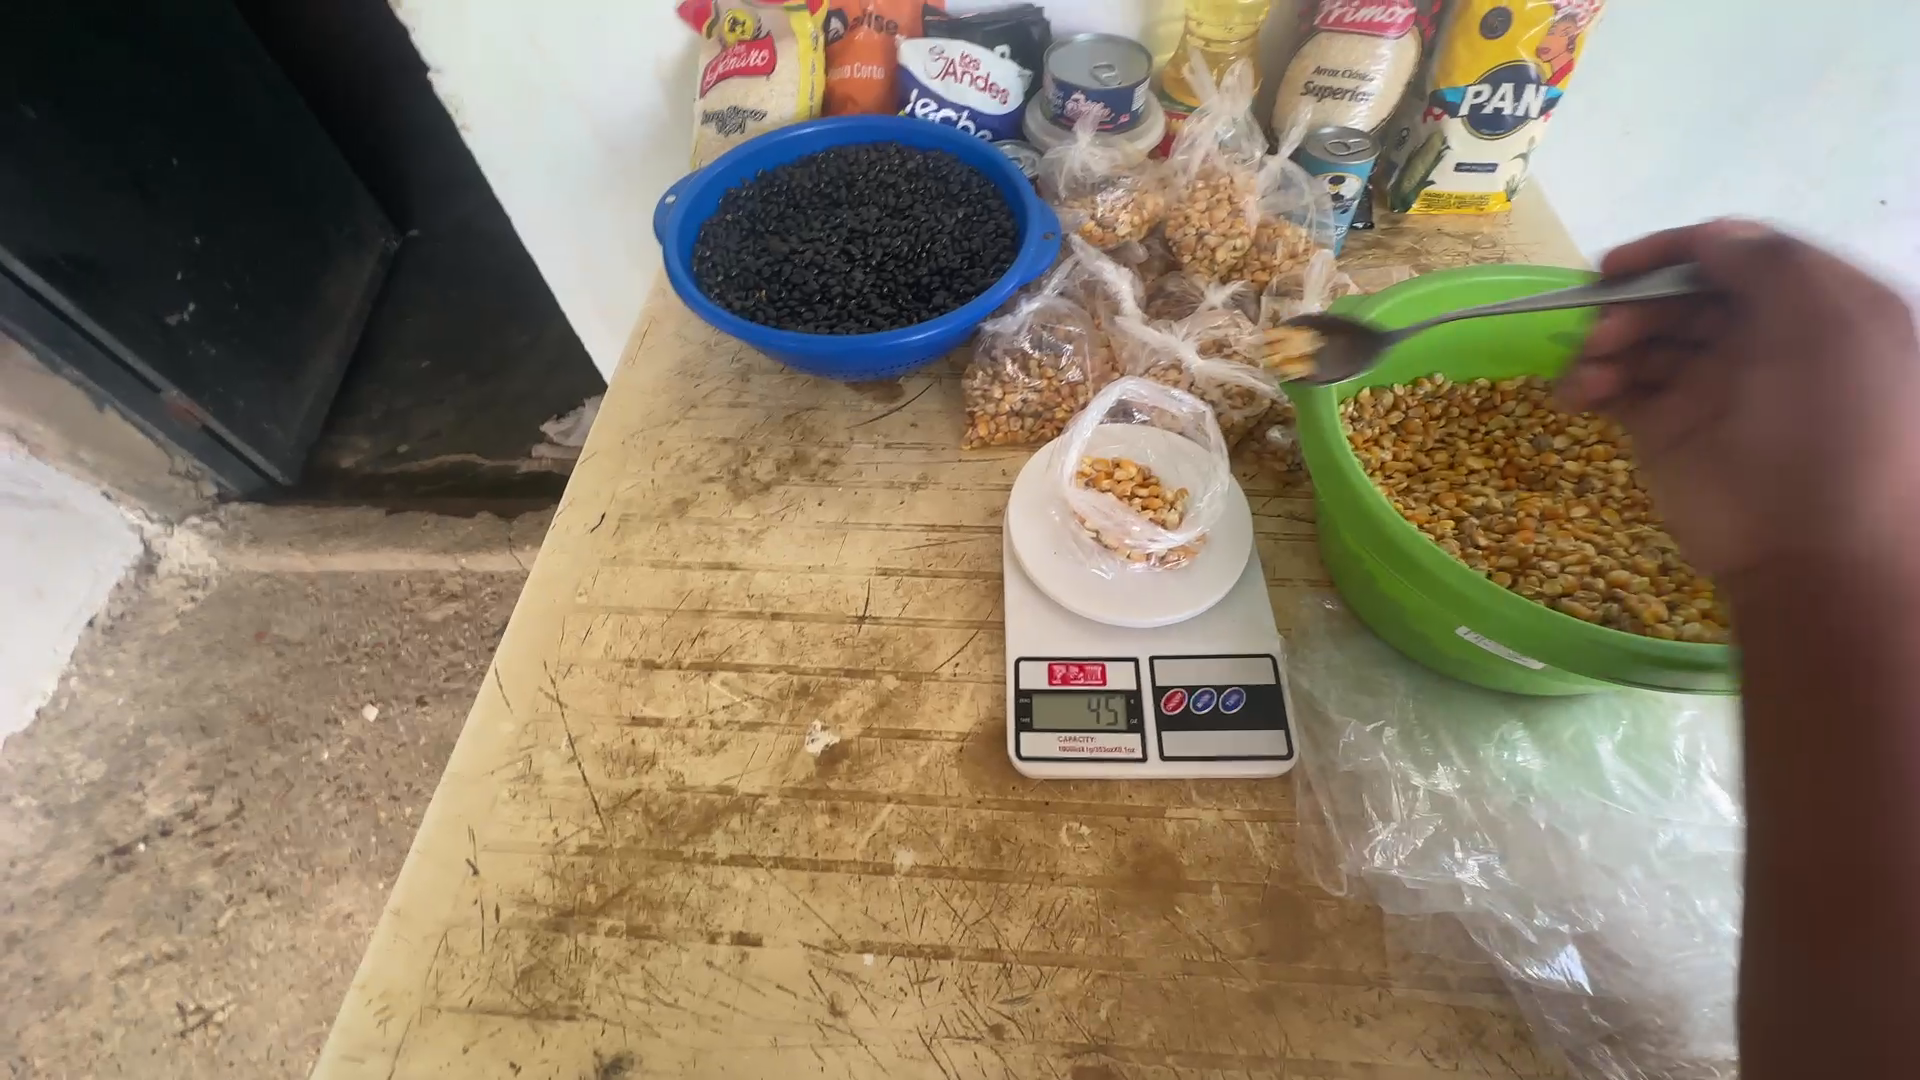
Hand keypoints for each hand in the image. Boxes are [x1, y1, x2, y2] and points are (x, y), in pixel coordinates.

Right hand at [1557, 220, 1919, 583]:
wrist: (1812, 545)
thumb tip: (1707, 237)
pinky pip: (1612, 389)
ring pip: (1637, 343)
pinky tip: (1574, 399)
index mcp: (1816, 308)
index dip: (1673, 251)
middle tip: (1601, 337)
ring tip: (1585, 378)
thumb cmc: (1834, 428)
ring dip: (1601, 351)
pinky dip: (1586, 386)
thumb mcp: (1830, 328)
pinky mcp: (1662, 427)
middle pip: (1677, 298)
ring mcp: (1709, 385)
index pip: (1735, 256)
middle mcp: (1762, 339)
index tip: (1611, 268)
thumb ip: (1773, 266)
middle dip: (1630, 309)